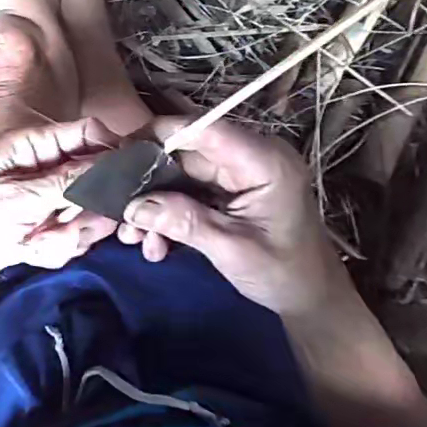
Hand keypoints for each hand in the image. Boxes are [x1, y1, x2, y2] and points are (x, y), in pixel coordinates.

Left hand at [0, 118, 119, 310]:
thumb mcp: (20, 199)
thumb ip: (71, 181)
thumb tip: (117, 164)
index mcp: (34, 144)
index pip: (90, 133)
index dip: (112, 153)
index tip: (124, 180)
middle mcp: (45, 166)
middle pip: (97, 176)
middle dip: (85, 209)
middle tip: (63, 226)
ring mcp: (48, 197)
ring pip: (89, 210)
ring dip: (69, 233)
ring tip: (36, 242)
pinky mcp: (46, 224)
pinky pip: (74, 234)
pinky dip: (56, 247)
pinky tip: (29, 251)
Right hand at [116, 117, 348, 316]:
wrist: (311, 298)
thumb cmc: (283, 274)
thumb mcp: (232, 249)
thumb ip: (185, 222)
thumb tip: (135, 205)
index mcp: (264, 161)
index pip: (206, 129)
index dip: (161, 133)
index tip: (121, 150)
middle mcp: (251, 157)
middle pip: (187, 152)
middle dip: (148, 180)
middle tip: (115, 205)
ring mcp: (239, 173)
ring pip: (182, 173)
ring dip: (154, 202)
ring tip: (132, 237)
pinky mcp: (230, 189)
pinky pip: (189, 190)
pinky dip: (168, 212)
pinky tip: (153, 243)